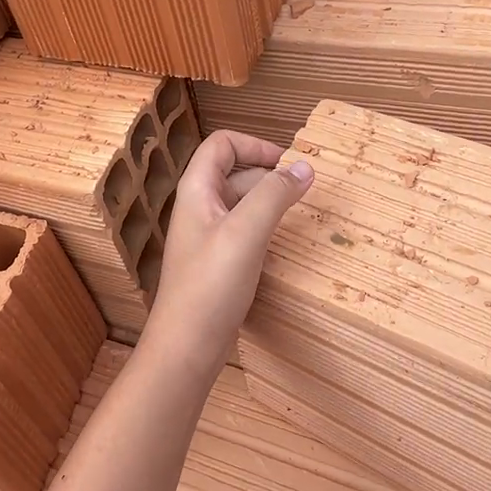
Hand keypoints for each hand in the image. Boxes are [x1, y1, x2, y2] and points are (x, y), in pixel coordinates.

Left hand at [139, 130, 313, 372]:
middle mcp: (198, 207)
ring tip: (301, 213)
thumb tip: (305, 166)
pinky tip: (283, 242)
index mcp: (196, 190)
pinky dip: (264, 226)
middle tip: (305, 189)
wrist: (186, 346)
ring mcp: (206, 235)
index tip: (289, 163)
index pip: (222, 144)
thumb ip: (274, 195)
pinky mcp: (216, 261)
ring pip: (241, 202)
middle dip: (269, 174)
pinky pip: (242, 230)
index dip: (255, 145)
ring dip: (269, 200)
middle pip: (234, 172)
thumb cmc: (210, 286)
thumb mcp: (246, 233)